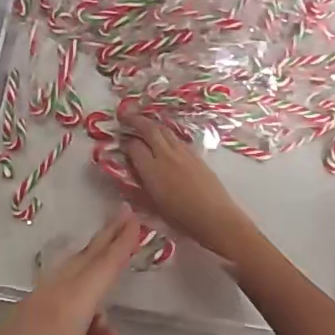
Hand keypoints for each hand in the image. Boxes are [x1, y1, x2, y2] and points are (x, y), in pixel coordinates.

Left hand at [0, 210, 142, 334]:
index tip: (137, 218)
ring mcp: (25, 310)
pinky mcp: (13, 325)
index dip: (122, 243)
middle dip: (104, 240)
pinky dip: (73, 293)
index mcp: (66, 309)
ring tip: (110, 257)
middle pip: (81, 261)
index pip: (102, 267)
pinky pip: (52, 297)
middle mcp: (45, 300)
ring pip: (65, 278)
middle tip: (125, 218)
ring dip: (88, 266)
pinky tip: (83, 314)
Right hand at [119, 112, 260, 261]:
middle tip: (125, 115)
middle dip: (135, 120)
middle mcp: (166, 156)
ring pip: (165, 131)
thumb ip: (140, 188)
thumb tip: (131, 176)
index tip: (119, 142)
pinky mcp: (196, 156)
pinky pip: (177, 139)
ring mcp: (183, 153)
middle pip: (149, 129)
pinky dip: (166, 134)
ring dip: (152, 124)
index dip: (124, 142)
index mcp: (152, 170)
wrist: (215, 218)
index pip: (133, 147)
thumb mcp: (153, 206)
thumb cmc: (181, 219)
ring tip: (144, 123)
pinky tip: (165, 139)